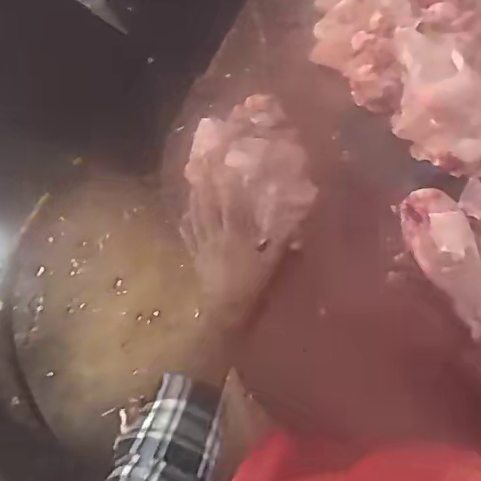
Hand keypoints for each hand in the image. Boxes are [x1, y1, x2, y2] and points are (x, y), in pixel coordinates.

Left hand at [182, 172, 291, 339]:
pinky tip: (184, 217)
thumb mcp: (272, 265)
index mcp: (236, 236)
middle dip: (206, 188)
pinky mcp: (196, 259)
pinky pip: (189, 238)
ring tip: (192, 185)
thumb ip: (282, 242)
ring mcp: (204, 247)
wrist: (226, 312)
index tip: (228, 168)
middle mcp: (217, 236)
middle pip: (209, 208)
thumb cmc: (252, 288)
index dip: (230, 186)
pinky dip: (186, 225)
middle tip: (202, 169)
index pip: (233, 205)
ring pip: (197, 219)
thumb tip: (296, 222)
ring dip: (194, 201)